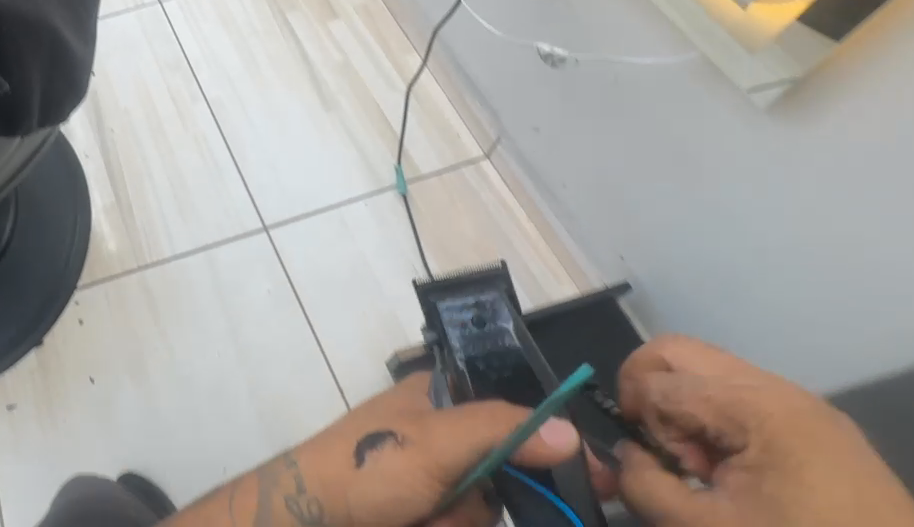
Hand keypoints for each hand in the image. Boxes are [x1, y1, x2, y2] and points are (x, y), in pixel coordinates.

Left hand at [263, 372, 584, 526]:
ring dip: (457, 521)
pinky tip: (419, 524)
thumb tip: (572, 430)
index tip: (599, 480)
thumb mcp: (435, 441)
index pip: (514, 413)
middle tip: (443, 504)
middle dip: (479, 502)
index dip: (554, 445)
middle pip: (505, 473)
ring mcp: (431, 478)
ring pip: (484, 510)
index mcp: (439, 399)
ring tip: (422, 516)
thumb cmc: (369, 466)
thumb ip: (500, 431)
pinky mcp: (426, 512)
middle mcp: (439, 434)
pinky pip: (461, 524)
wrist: (314, 518)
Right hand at [608, 335, 913, 526]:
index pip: (656, 381)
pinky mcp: (823, 428)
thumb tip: (627, 454)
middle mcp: (780, 389)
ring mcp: (807, 406)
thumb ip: (644, 483)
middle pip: (678, 352)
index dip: (638, 420)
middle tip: (663, 446)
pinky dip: (720, 419)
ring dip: (687, 406)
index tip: (656, 465)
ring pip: (709, 370)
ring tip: (705, 465)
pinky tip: (736, 470)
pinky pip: (745, 396)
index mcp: (755, 405)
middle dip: (651, 391)